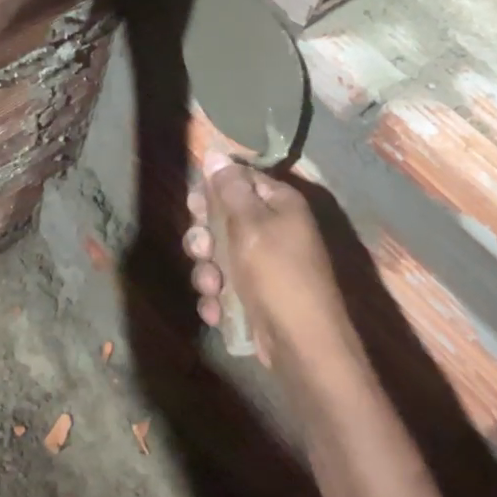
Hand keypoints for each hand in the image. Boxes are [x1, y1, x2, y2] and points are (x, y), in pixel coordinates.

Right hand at [185, 152, 351, 367]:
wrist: (302, 343)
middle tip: (202, 251)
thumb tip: (215, 153)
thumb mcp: (250, 225)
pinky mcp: (257, 295)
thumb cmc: (278, 274)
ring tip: (213, 288)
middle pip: (224, 218)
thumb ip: (229, 189)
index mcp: (280, 204)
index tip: (193, 205)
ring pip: (219, 255)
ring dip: (208, 272)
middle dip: (205, 238)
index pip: (240, 180)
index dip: (213, 190)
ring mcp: (266, 265)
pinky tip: (216, 311)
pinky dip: (217, 297)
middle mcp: (275, 229)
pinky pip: (226, 286)